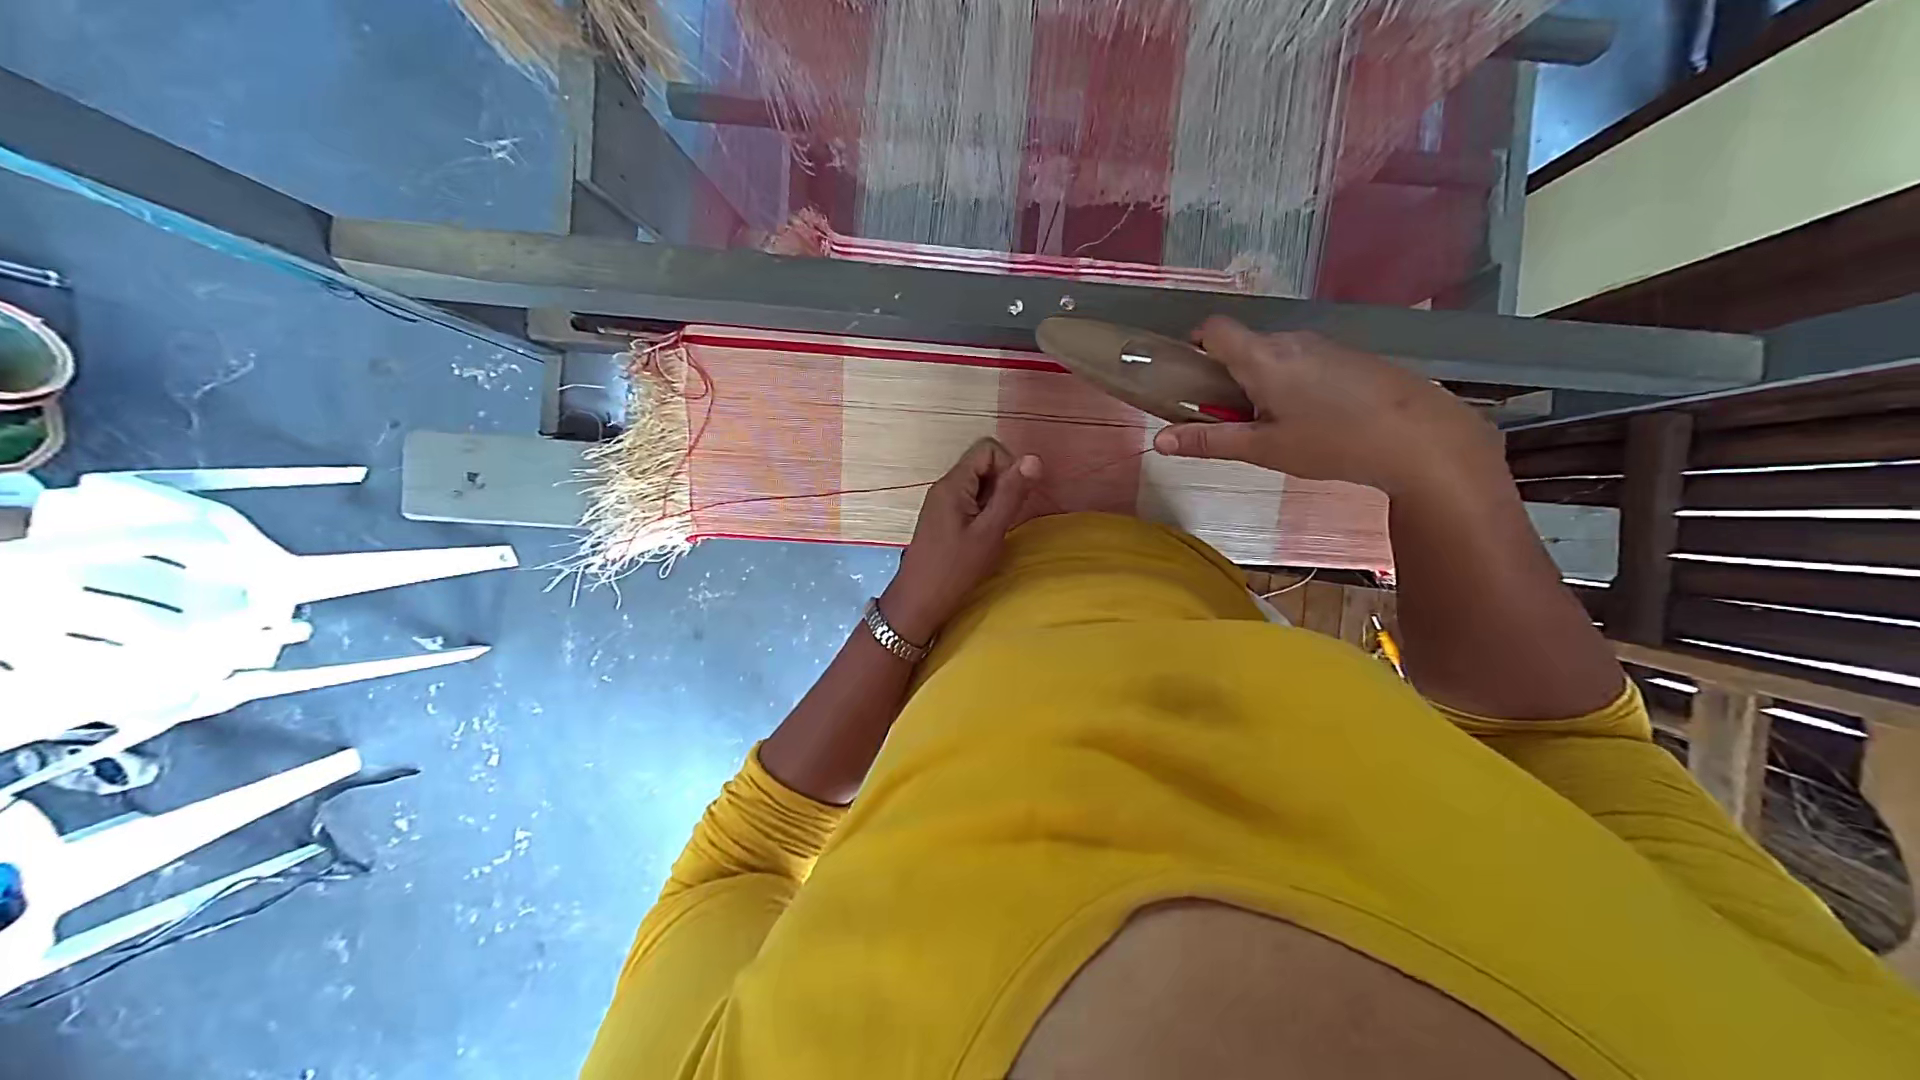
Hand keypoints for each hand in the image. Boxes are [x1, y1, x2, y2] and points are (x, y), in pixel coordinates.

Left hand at [881, 438, 1042, 643]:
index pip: (988, 449)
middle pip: (983, 464)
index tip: (1014, 498)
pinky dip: (985, 512)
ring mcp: (942, 502)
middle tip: (1007, 517)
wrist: (918, 602)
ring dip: (996, 500)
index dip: (1009, 466)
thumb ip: (1011, 494)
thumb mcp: (989, 532)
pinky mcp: (943, 518)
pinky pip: (970, 500)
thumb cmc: (954, 570)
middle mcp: (945, 486)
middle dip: (1003, 484)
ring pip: (979, 484)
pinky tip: (986, 536)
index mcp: (953, 484)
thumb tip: (1034, 459)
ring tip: (997, 529)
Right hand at [1152, 317, 1505, 497]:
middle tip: (1231, 420)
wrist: (1423, 438)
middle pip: (1244, 345)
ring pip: (1275, 356)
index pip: (1213, 328)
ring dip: (1261, 383)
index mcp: (1262, 356)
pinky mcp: (1351, 357)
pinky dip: (1293, 384)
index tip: (1190, 379)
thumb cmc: (1332, 442)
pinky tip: (1314, 421)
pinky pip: (1305, 362)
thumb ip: (1208, 442)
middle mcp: (1291, 340)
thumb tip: (1158, 441)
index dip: (1194, 345)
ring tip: (1275, 427)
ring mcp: (1325, 346)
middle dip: (1227, 377)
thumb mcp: (1263, 448)